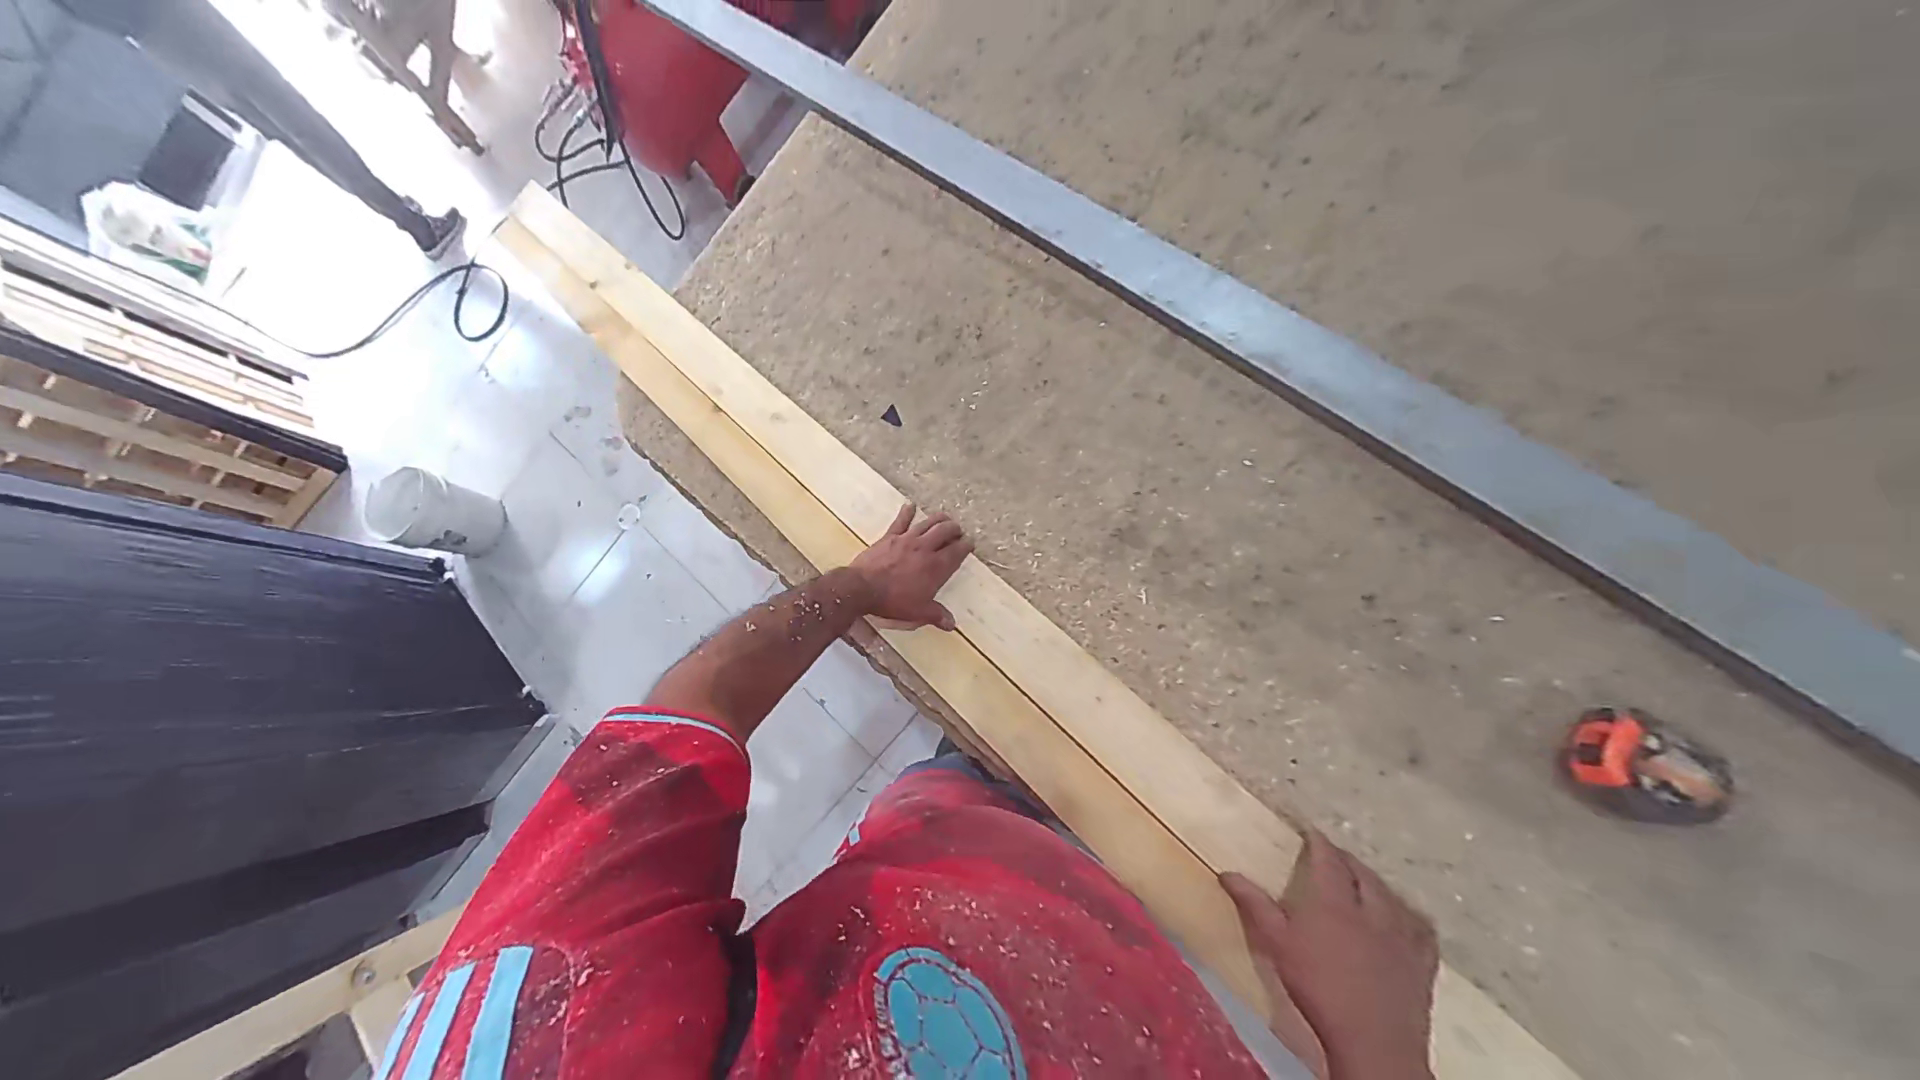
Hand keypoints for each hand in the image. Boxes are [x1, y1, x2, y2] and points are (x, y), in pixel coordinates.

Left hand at [848, 503, 973, 630]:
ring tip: (945, 517)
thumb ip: (936, 615)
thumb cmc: (893, 601)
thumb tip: (951, 625)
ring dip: (939, 519)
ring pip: (928, 523)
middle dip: (955, 529)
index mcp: (935, 567)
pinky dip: (907, 512)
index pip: (956, 552)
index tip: (970, 542)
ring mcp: (907, 540)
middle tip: (958, 530)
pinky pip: (900, 521)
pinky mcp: (890, 537)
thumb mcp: (918, 611)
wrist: (863, 588)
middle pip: (945, 532)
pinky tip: (911, 505)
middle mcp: (925, 549)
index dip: (966, 545)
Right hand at [1222, 832, 1438, 1079]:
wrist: (1373, 1042)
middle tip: (1333, 854)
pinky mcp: (1421, 963)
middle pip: (1361, 873)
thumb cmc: (1318, 987)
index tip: (1311, 831)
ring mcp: (1401, 936)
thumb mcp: (1278, 944)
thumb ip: (1255, 905)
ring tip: (1363, 879)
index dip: (1319, 842)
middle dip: (1346, 859)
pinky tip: (1405, 918)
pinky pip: (1421, 929)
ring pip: (1390, 896)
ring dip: (1375, 882)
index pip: (1328, 859)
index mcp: (1334, 901)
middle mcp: (1371, 910)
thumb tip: (1227, 873)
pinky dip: (1410, 915)